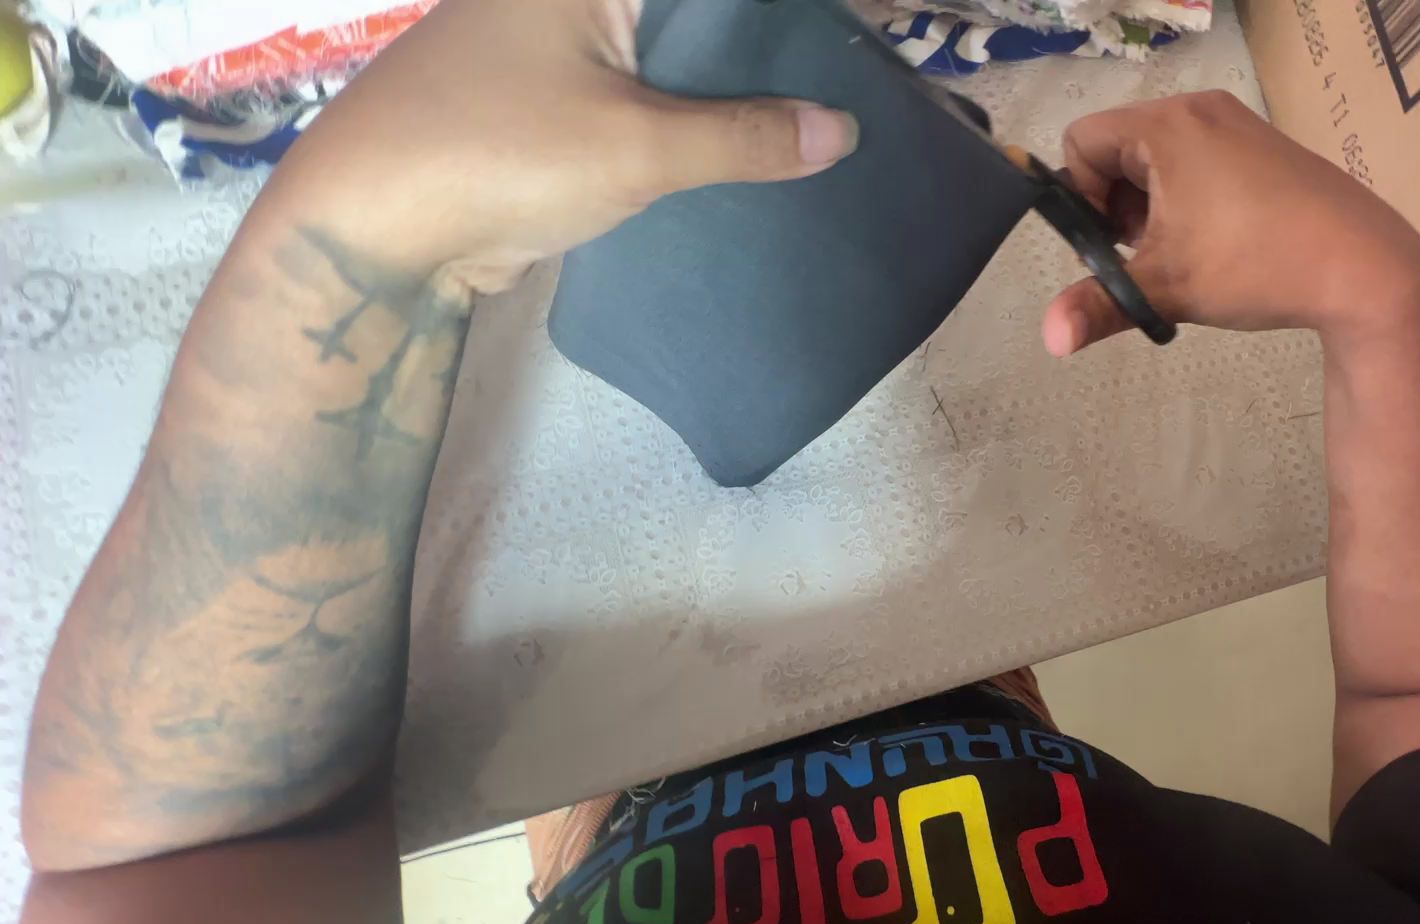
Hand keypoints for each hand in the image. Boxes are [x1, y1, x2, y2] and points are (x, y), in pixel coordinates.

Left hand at [260, 0, 859, 292]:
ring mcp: (575, 51)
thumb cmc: (503, 153)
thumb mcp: (638, 145)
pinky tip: (755, 158)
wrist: (391, 225)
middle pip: (702, 21)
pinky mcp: (574, 107)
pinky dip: (705, 130)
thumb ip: (744, 136)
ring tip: (814, 127)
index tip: (847, 48)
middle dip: (770, 59)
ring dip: (741, 100)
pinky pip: (660, 107)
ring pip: (684, 66)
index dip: (785, 18)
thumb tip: (841, 131)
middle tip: (842, 94)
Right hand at [1042, 91, 1419, 356]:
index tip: (1109, 242)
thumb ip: (1097, 309)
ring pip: (1152, 161)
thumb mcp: (1164, 289)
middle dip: (1112, 208)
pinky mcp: (1257, 149)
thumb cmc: (1254, 265)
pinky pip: (1190, 165)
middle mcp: (1198, 111)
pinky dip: (1179, 204)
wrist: (1362, 267)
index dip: (1078, 195)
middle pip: (1114, 150)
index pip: (1080, 141)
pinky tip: (1205, 245)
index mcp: (1167, 127)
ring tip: (1174, 254)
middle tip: (1142, 254)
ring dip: (1144, 211)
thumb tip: (1048, 342)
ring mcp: (1233, 126)